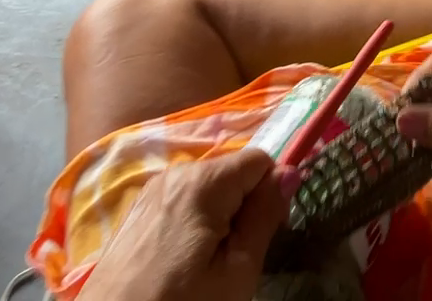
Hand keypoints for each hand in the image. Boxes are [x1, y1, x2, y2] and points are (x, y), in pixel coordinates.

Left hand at [78, 148, 286, 300]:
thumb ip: (264, 217)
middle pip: (232, 171)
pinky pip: (184, 197)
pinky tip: (184, 259)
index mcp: (204, 181)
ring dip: (220, 215)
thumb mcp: (235, 273)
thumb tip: (290, 172)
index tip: (266, 232)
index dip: (271, 192)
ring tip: (208, 264)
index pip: (258, 159)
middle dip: (244, 206)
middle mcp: (178, 170)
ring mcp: (155, 186)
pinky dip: (196, 219)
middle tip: (235, 257)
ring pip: (209, 186)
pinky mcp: (141, 205)